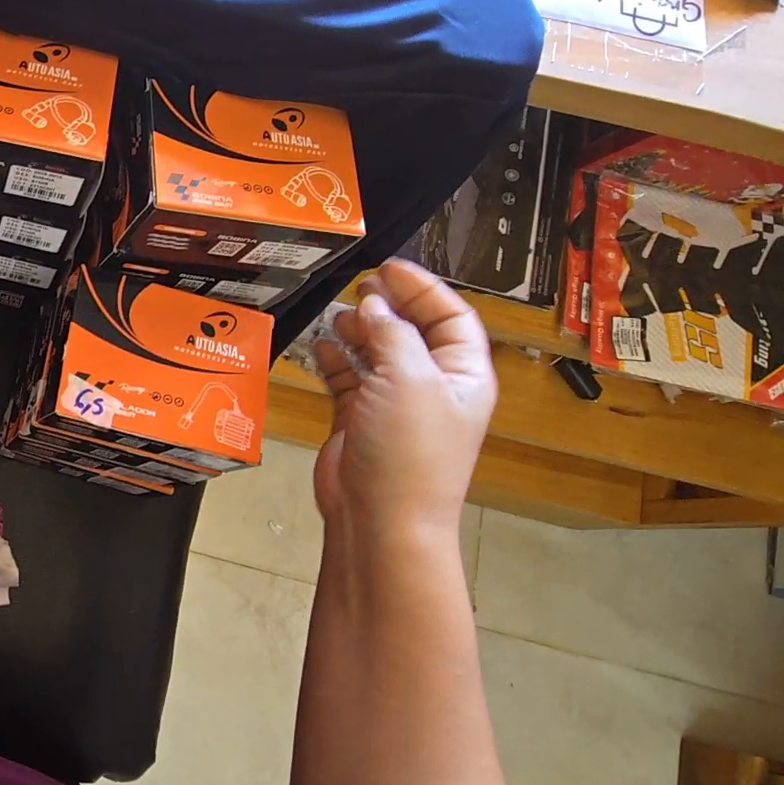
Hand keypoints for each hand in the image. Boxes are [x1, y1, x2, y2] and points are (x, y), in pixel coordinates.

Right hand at [312, 260, 496, 539]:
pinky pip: (347, 379)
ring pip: (376, 353)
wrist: (381, 516)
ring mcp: (392, 403)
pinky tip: (321, 348)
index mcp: (461, 373)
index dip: (423, 289)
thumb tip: (374, 304)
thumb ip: (391, 334)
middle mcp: (430, 384)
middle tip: (358, 288)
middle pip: (411, 331)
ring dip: (357, 332)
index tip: (388, 268)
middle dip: (387, 307)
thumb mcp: (408, 379)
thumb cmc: (408, 450)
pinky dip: (334, 361)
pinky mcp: (357, 419)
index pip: (450, 317)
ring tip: (337, 316)